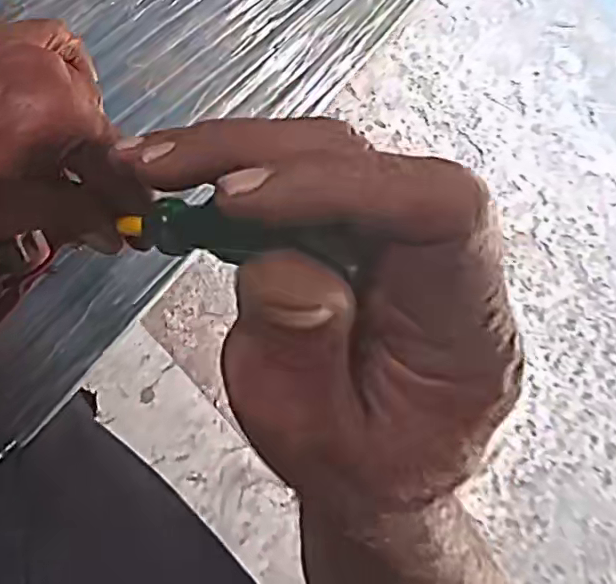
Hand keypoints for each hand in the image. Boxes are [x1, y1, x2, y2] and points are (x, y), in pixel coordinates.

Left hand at [0, 20, 143, 244]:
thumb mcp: (12, 208)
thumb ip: (73, 215)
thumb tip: (115, 232)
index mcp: (68, 116)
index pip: (117, 163)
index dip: (126, 196)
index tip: (131, 218)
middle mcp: (61, 72)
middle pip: (97, 123)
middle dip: (90, 159)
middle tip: (66, 183)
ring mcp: (34, 44)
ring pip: (80, 84)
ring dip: (76, 114)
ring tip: (46, 137)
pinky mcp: (9, 30)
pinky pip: (57, 42)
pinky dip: (65, 64)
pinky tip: (47, 83)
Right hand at [115, 118, 520, 518]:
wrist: (364, 467)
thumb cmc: (357, 464)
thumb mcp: (319, 442)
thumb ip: (302, 355)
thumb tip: (277, 262)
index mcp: (460, 316)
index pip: (435, 206)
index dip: (334, 184)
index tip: (236, 200)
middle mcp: (430, 252)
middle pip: (354, 158)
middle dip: (248, 154)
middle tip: (164, 166)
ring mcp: (384, 228)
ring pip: (312, 149)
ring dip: (226, 149)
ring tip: (155, 162)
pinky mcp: (341, 216)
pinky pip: (286, 167)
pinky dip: (226, 163)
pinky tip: (182, 171)